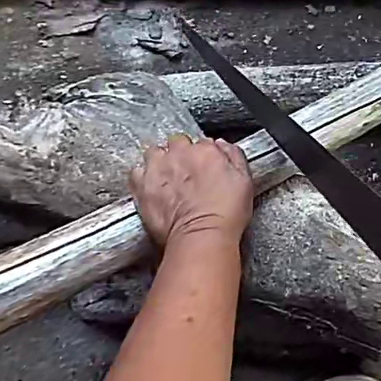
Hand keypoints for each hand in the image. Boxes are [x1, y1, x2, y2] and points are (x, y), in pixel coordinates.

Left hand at [129, 135, 252, 246]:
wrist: (202, 237)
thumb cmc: (225, 214)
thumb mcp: (244, 182)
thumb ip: (234, 157)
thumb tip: (223, 145)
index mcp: (206, 150)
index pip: (202, 143)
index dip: (203, 156)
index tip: (205, 168)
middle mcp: (180, 154)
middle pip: (176, 143)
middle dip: (180, 154)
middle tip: (186, 173)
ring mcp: (158, 168)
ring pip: (154, 152)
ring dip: (159, 161)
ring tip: (166, 178)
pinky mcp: (142, 186)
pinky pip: (136, 172)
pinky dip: (142, 177)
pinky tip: (151, 188)